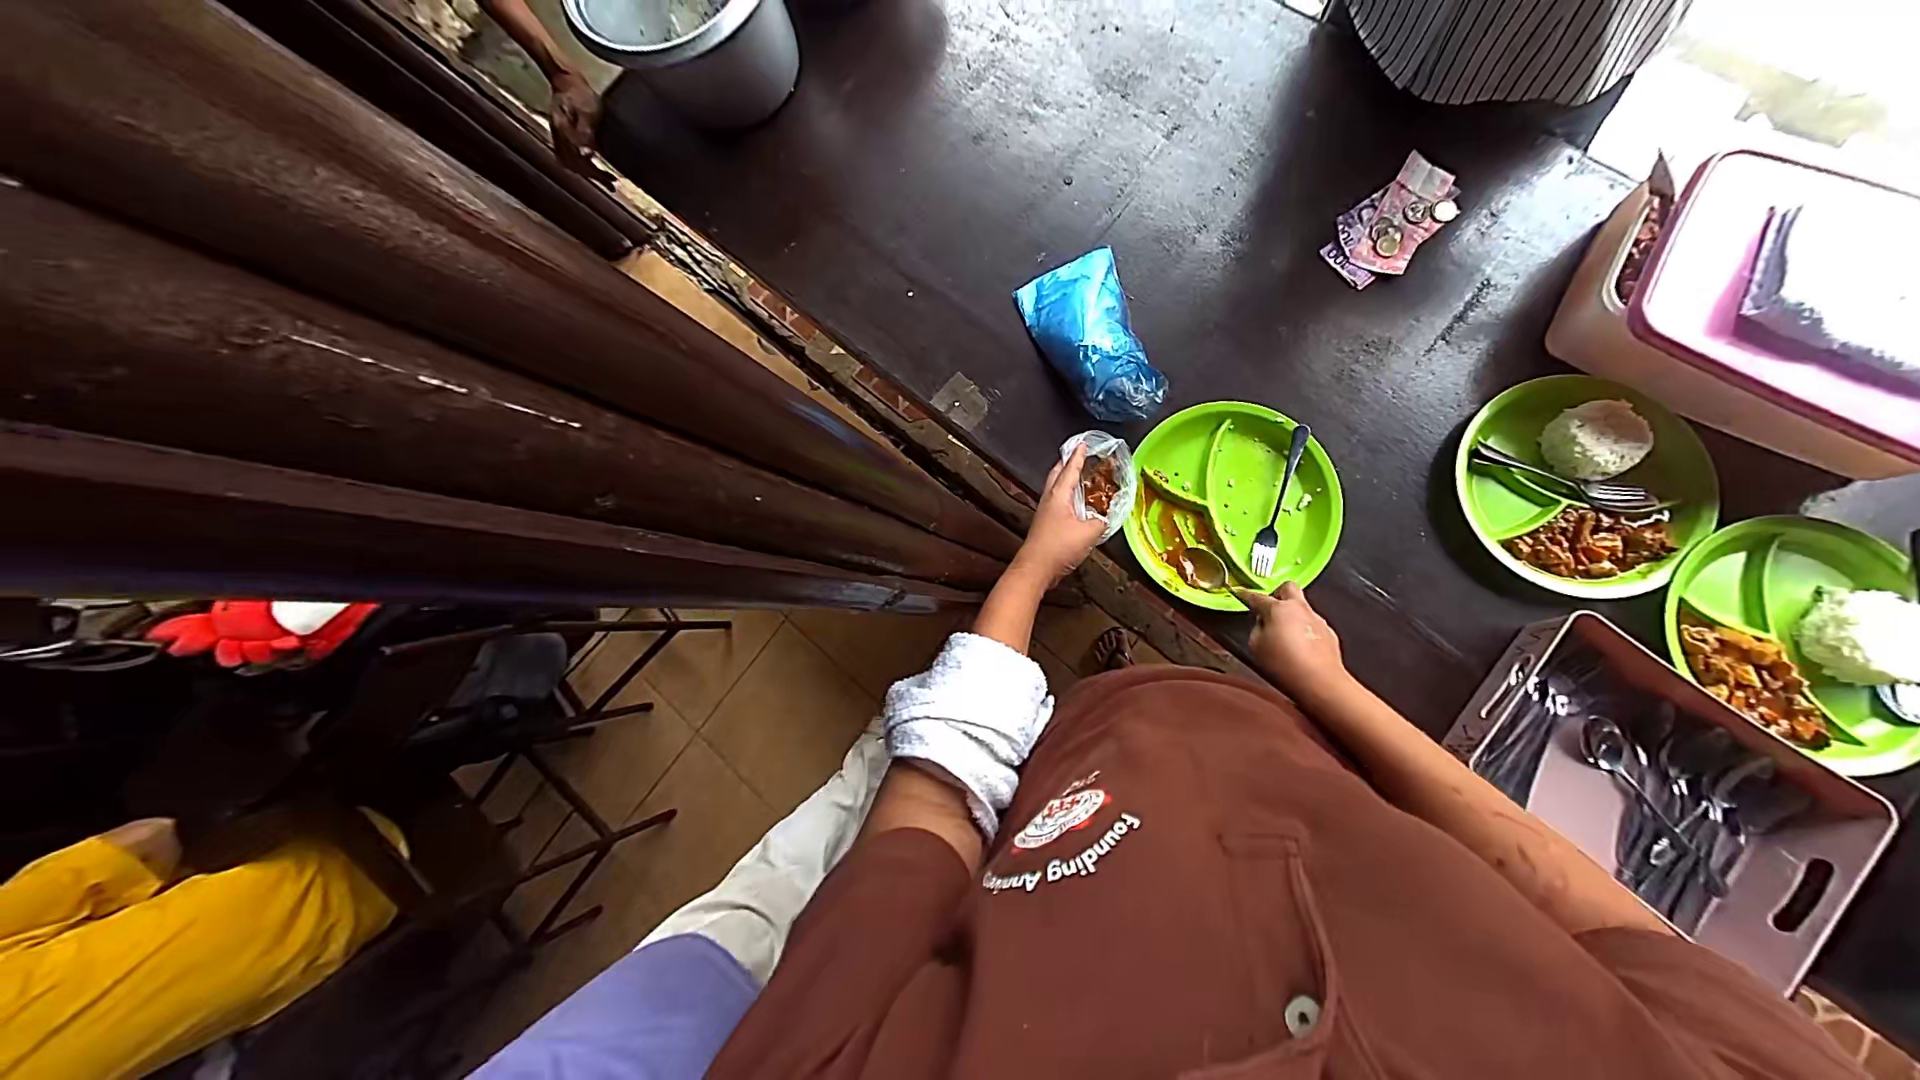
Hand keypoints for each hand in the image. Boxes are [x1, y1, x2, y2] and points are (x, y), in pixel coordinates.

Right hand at [549, 70, 613, 185]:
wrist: (566, 80)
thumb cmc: (580, 93)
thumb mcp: (587, 110)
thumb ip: (585, 132)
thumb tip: (586, 153)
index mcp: (563, 130)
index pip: (577, 159)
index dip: (593, 171)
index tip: (610, 177)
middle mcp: (558, 136)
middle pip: (574, 165)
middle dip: (594, 176)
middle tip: (612, 184)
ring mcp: (557, 136)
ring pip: (570, 163)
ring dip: (588, 174)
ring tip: (606, 182)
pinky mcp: (560, 136)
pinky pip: (567, 157)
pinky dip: (581, 167)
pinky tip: (593, 169)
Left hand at [1011, 444, 1107, 585]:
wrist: (1035, 569)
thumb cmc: (1057, 548)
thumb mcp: (1088, 533)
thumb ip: (1101, 521)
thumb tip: (1105, 518)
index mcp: (1059, 495)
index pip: (1070, 469)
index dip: (1078, 456)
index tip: (1082, 444)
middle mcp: (1049, 500)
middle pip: (1057, 475)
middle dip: (1067, 463)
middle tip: (1077, 455)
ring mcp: (1045, 512)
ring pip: (1056, 488)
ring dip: (1066, 479)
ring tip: (1078, 476)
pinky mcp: (1045, 525)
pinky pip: (1057, 503)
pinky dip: (1067, 497)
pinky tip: (1075, 505)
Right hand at [1233, 582, 1349, 701]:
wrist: (1320, 681)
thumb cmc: (1284, 663)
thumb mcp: (1256, 646)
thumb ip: (1257, 628)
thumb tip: (1263, 623)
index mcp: (1278, 609)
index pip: (1257, 596)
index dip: (1246, 595)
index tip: (1240, 593)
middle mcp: (1300, 608)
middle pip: (1288, 587)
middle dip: (1277, 594)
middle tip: (1270, 608)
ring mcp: (1317, 619)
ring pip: (1302, 607)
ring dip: (1292, 615)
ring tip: (1285, 635)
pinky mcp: (1329, 633)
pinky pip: (1312, 624)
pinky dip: (1304, 630)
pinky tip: (1300, 647)